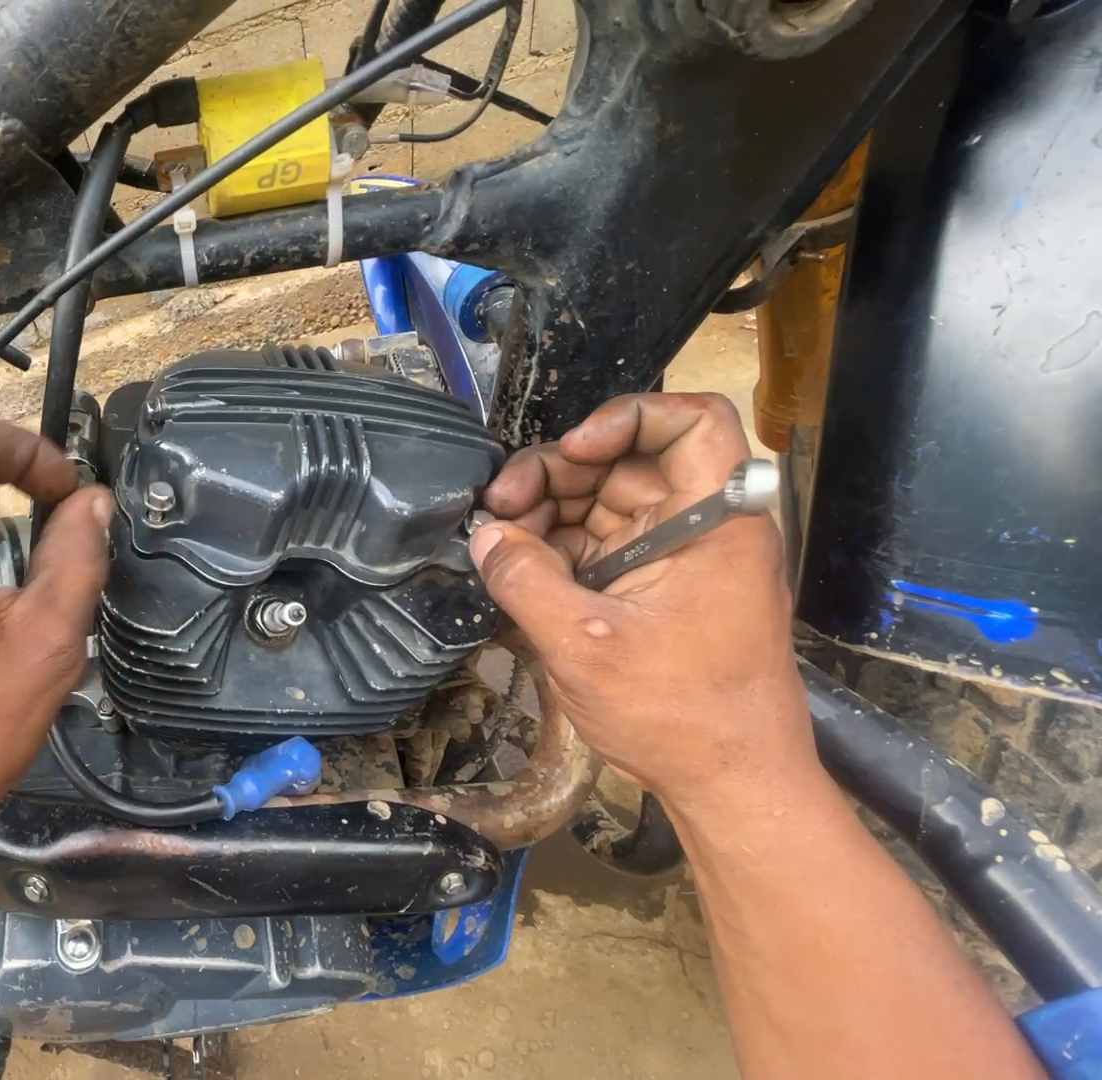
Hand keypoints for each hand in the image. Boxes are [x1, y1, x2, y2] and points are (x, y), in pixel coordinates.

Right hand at [468, 393, 812, 814]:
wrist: (727, 783)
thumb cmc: (680, 714)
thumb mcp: (586, 645)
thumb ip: (525, 581)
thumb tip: (485, 536)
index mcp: (712, 523)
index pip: (691, 424)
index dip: (628, 417)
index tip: (573, 452)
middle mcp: (693, 527)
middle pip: (622, 461)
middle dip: (554, 474)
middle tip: (500, 507)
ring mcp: (665, 558)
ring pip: (597, 500)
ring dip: (542, 510)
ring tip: (497, 539)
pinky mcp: (641, 587)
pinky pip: (588, 543)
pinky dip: (548, 546)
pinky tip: (512, 565)